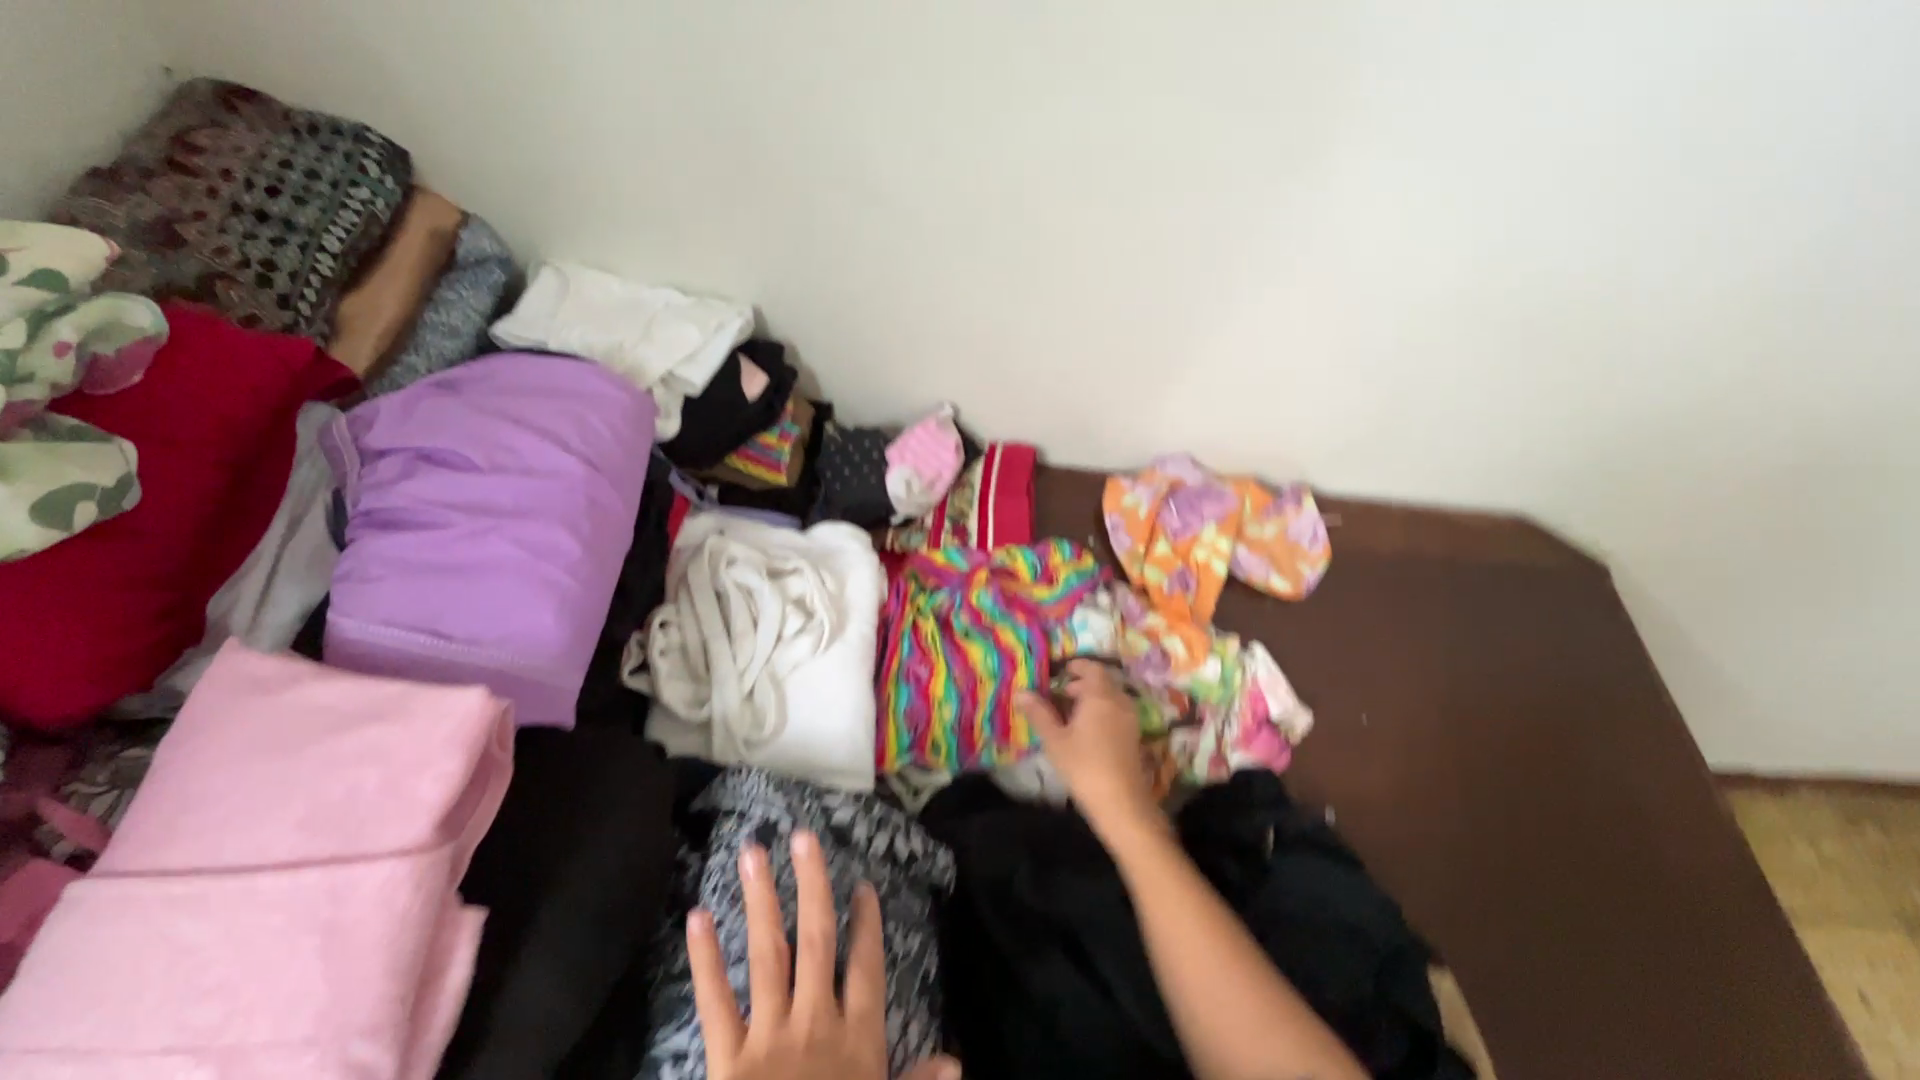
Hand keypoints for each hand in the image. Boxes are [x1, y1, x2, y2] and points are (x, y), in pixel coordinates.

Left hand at [688, 831, 961, 1079]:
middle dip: (811, 887)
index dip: (867, 926)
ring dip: (760, 902)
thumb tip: (955, 1061)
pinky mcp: (727, 1056)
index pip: (866, 968)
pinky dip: (705, 959)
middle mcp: (816, 1023)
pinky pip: (715, 1000)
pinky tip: (698, 918)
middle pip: (815, 942)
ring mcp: (769, 1034)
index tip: (863, 887)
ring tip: (752, 855)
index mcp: (857, 1039)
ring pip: (768, 955)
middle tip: (802, 838)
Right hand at [1016, 659, 1158, 834]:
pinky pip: (1115, 712)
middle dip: (1079, 684)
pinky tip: (1084, 732)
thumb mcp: (1054, 739)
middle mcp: (1119, 701)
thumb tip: (1020, 692)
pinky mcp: (1133, 735)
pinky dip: (1100, 712)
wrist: (1120, 801)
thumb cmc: (1083, 765)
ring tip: (1067, 715)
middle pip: (1101, 682)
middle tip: (1057, 696)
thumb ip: (1038, 713)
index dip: (1076, 666)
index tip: (1059, 672)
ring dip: (1090, 699)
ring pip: (1109, 698)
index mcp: (1100, 695)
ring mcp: (1130, 719)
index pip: (1091, 668)